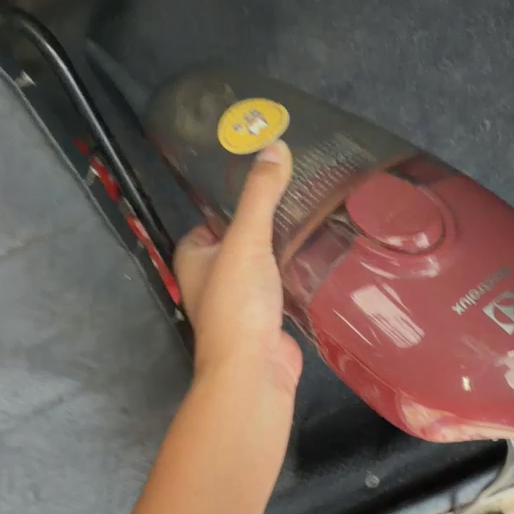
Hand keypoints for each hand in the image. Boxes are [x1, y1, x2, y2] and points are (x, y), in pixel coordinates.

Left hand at [172, 141, 303, 393]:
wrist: (254, 369)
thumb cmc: (236, 302)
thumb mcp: (246, 239)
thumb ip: (260, 194)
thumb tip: (274, 145)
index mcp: (193, 259)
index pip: (209, 220)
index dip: (230, 201)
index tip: (263, 178)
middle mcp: (211, 280)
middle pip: (239, 241)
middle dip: (264, 223)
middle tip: (299, 192)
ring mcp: (240, 302)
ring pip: (262, 265)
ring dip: (283, 249)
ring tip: (316, 216)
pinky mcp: (267, 319)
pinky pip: (282, 287)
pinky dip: (296, 274)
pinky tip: (321, 255)